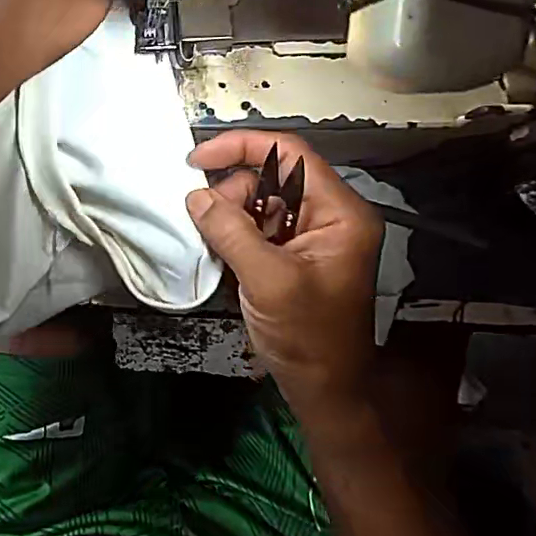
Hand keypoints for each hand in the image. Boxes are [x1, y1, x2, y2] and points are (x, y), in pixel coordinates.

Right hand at [184, 131, 383, 406]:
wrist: (324, 388)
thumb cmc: (309, 337)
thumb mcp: (268, 281)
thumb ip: (231, 232)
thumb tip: (196, 197)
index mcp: (339, 213)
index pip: (290, 154)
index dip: (242, 147)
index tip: (199, 159)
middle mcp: (326, 216)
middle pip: (270, 176)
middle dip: (232, 191)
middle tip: (205, 219)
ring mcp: (307, 235)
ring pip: (258, 200)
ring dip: (228, 213)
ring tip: (213, 241)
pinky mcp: (289, 253)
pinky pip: (254, 225)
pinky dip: (231, 232)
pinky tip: (220, 250)